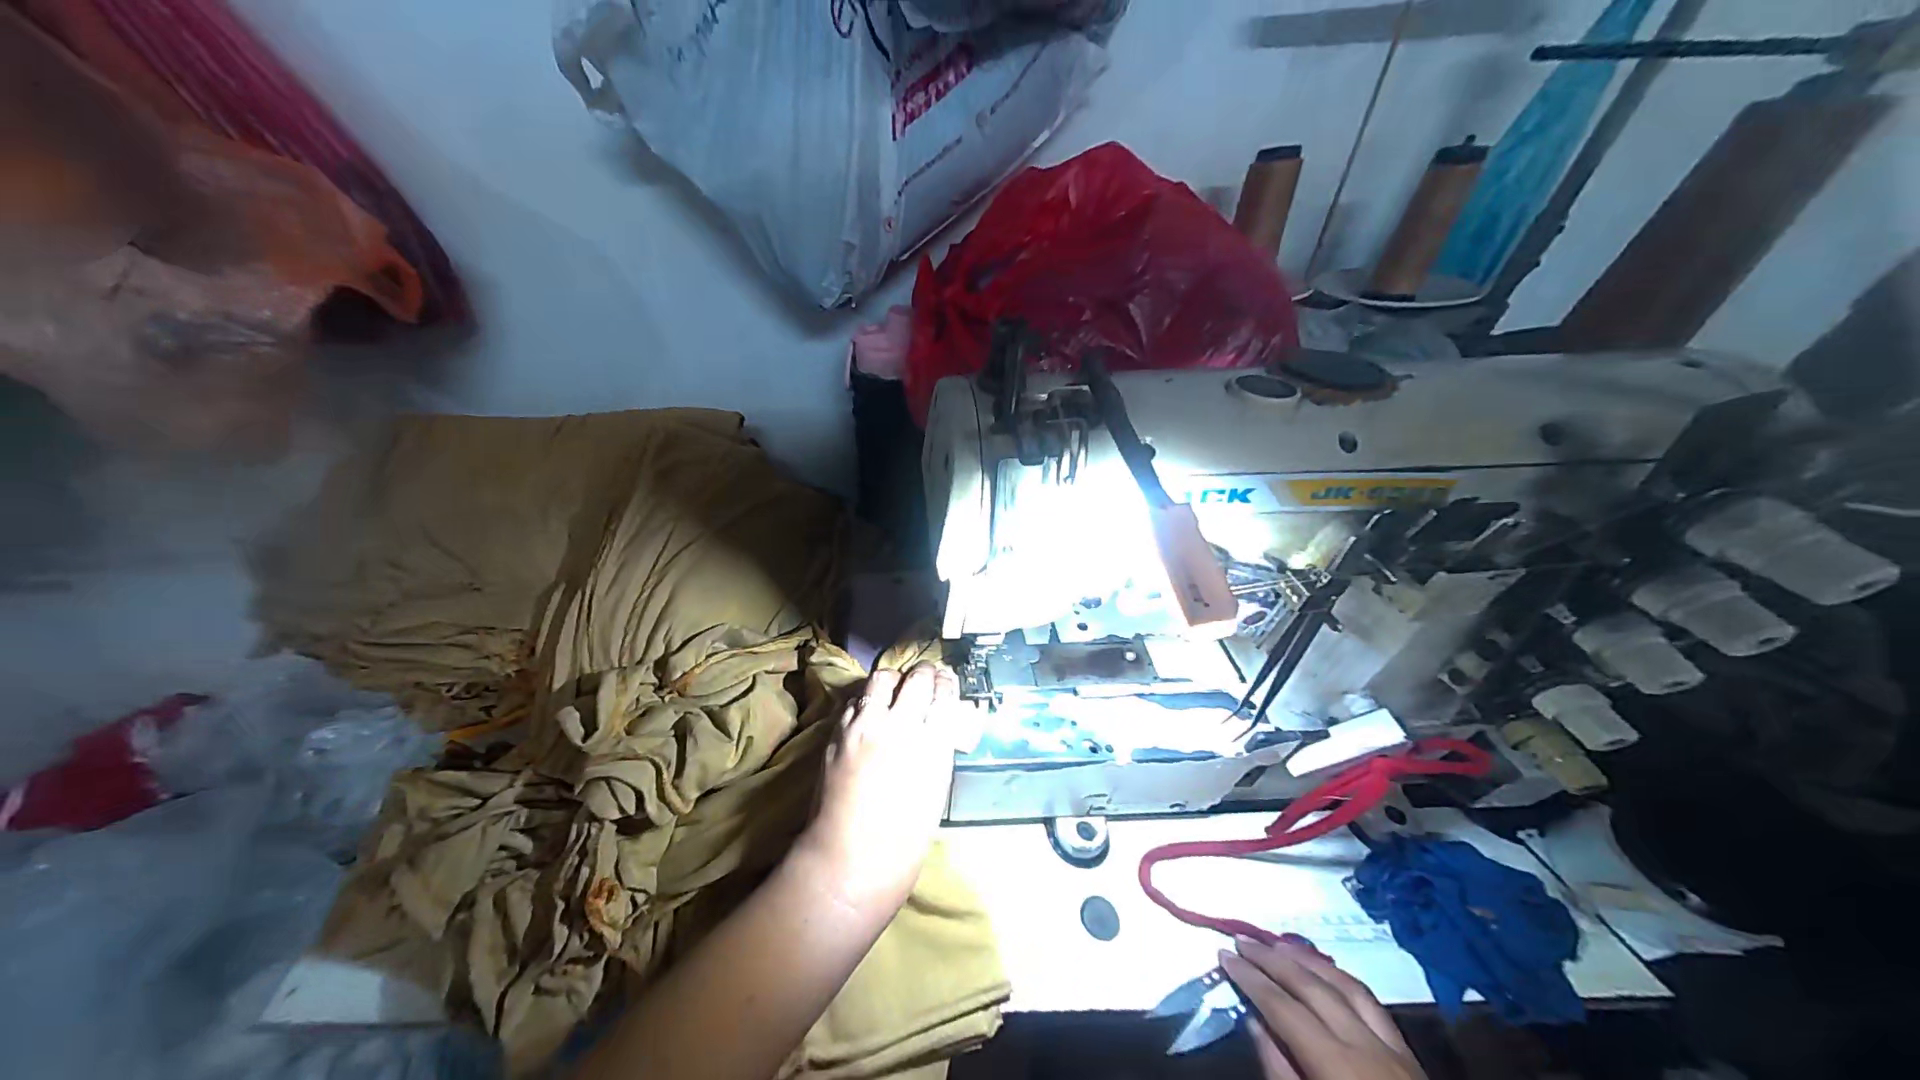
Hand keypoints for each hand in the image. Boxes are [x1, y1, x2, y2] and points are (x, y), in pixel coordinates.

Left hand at [792, 663, 966, 909]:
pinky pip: (856, 700)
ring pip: (881, 678)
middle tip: (925, 677)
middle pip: (916, 678)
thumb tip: (939, 724)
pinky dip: (866, 699)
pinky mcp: (838, 731)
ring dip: (893, 680)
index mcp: (933, 743)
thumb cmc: (905, 838)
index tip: (946, 681)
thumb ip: (938, 747)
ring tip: (895, 688)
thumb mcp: (936, 786)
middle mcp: (900, 724)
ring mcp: (865, 725)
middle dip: (924, 673)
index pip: (944, 693)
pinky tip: (870, 712)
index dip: (946, 683)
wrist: (850, 858)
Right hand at [1220, 936, 1425, 1079]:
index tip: (1223, 954)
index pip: (1283, 1007)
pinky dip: (1341, 977)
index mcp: (1336, 1066)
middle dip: (1272, 959)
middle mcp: (1365, 1045)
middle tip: (1242, 940)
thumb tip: (1255, 1022)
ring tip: (1278, 944)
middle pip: (1312, 986)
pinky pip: (1371, 1001)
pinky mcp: (1410, 1056)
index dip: (1250, 978)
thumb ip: (1279, 1070)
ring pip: (1345, 984)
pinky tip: (1325, 971)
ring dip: (1308, 959)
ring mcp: (1392, 1048)